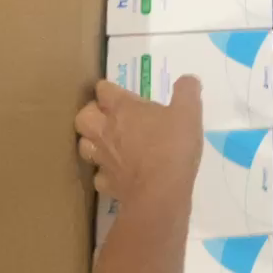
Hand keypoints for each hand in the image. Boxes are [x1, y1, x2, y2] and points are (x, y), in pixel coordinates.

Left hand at [75, 78, 203, 215]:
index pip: (104, 90)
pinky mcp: (107, 184)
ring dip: (92, 141)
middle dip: (91, 113)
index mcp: (123, 109)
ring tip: (108, 142)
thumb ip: (187, 91)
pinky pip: (99, 175)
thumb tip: (188, 79)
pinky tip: (118, 172)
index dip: (109, 89)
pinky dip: (105, 172)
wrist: (160, 193)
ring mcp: (104, 159)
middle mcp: (107, 131)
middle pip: (83, 117)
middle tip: (108, 115)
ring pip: (84, 145)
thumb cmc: (172, 146)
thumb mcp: (189, 112)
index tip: (118, 91)